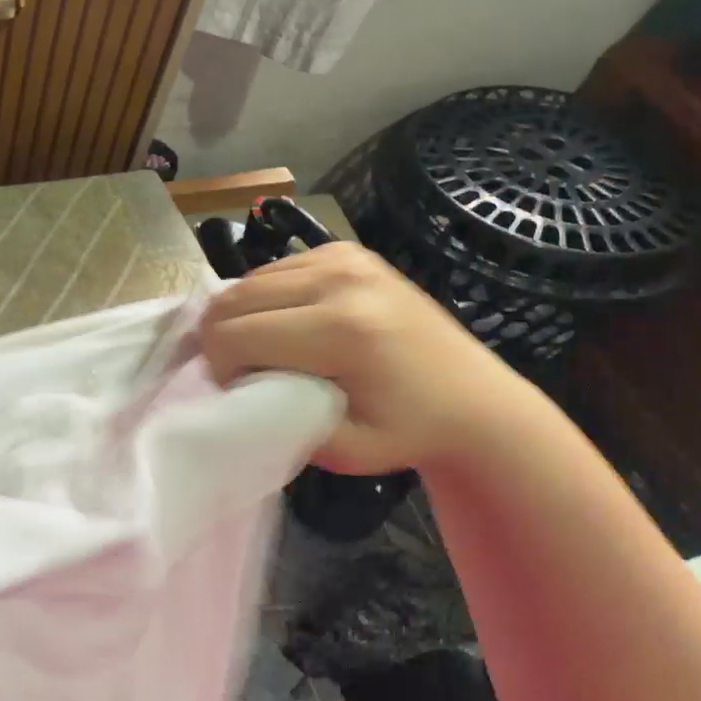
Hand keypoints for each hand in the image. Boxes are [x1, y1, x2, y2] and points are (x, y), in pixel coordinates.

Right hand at [201, 243, 552, 476]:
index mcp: (342, 329)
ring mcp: (344, 258)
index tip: (242, 392)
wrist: (479, 404)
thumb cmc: (408, 433)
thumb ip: (278, 419)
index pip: (234, 335)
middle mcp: (340, 280)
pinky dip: (264, 298)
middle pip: (232, 300)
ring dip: (241, 317)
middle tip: (243, 370)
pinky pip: (273, 269)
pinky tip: (287, 324)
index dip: (222, 368)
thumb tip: (233, 389)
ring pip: (246, 280)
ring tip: (264, 349)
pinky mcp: (345, 250)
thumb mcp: (341, 450)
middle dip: (222, 339)